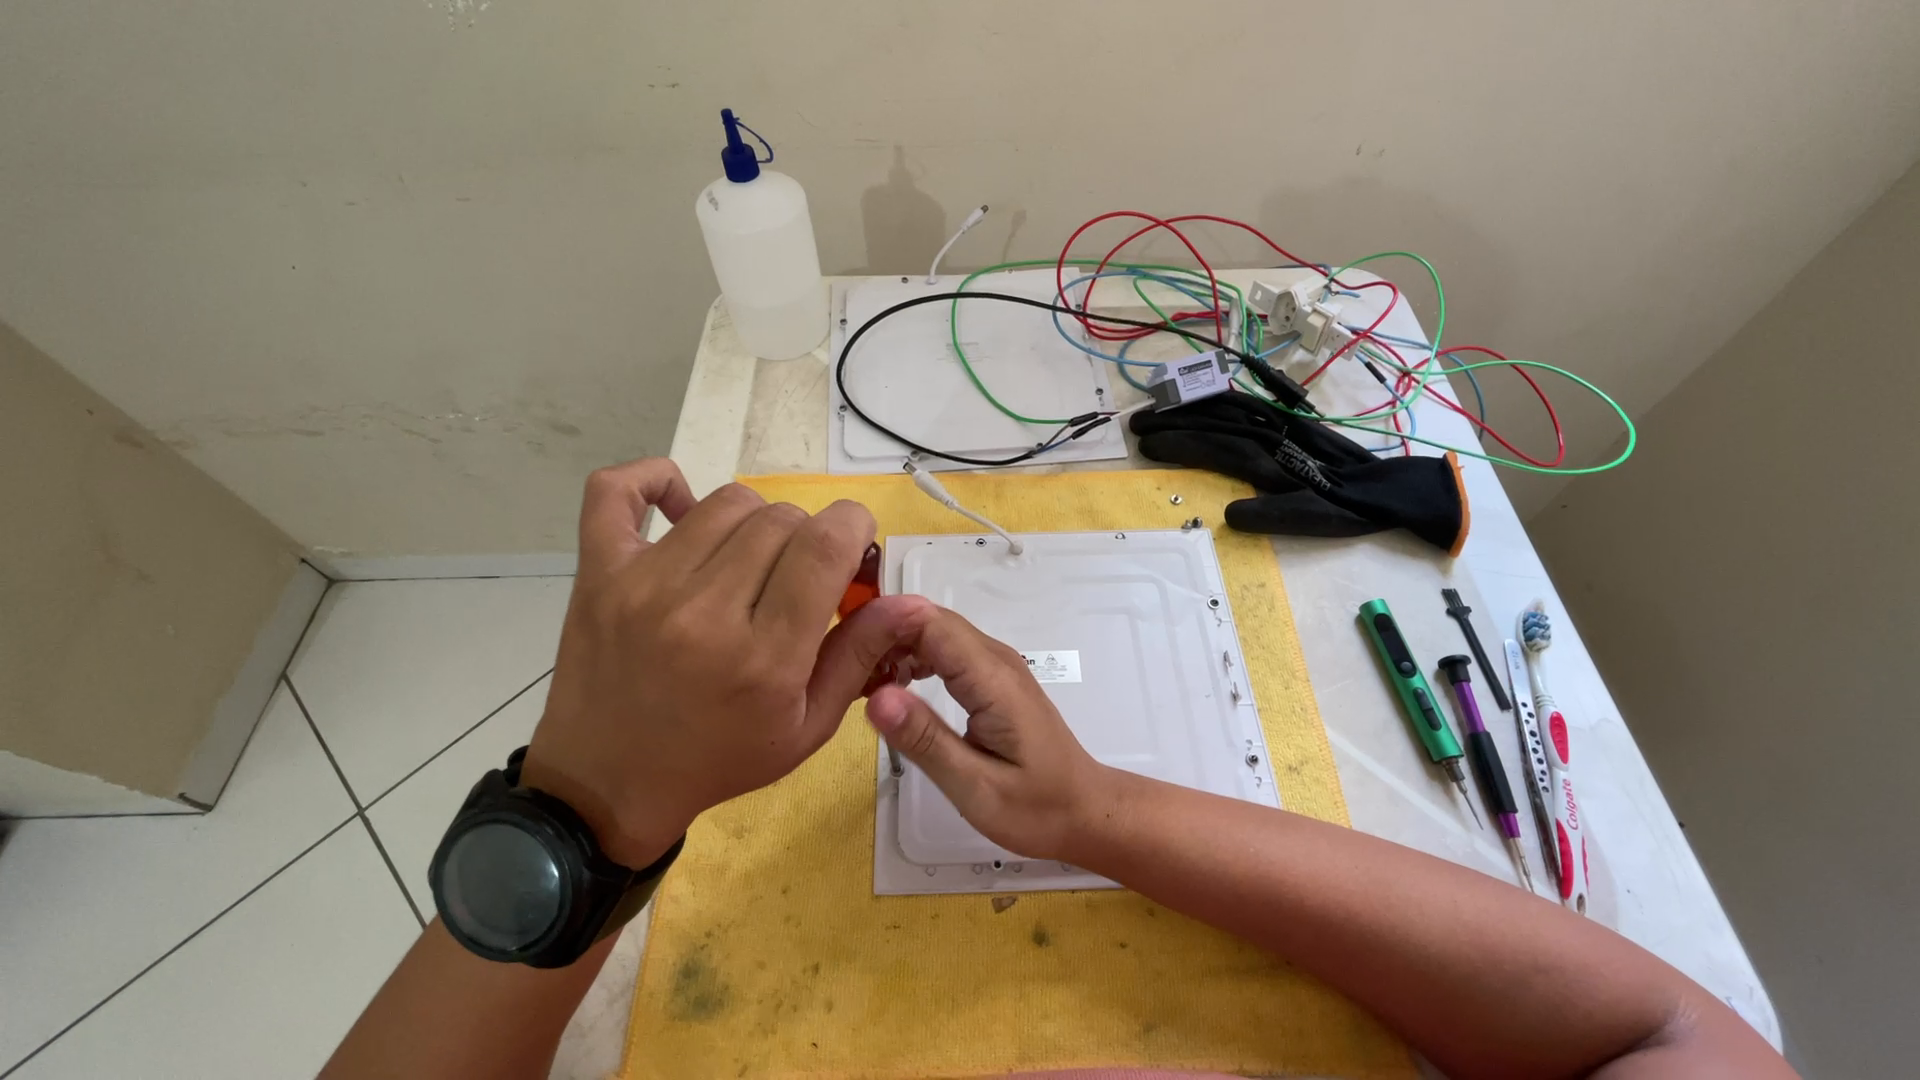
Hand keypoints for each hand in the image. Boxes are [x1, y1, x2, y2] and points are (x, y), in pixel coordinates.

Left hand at [523, 459, 908, 866]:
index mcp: (764, 656)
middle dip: (808, 535)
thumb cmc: (720, 760)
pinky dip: (654, 480)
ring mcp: (643, 585)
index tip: (854, 543)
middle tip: (796, 574)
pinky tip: (682, 507)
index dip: (854, 525)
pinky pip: (616, 490)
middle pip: (782, 518)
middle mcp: (705, 610)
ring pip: (726, 502)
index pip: (825, 544)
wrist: (609, 784)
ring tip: (748, 559)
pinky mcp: (598, 573)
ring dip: (753, 521)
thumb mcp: (808, 726)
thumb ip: (860, 656)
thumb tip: (913, 601)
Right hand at [863, 602, 1117, 861]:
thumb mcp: (974, 788)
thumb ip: (926, 741)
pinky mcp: (993, 678)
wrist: (1084, 812)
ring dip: (895, 646)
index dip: (882, 625)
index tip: (841, 651)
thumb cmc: (1036, 808)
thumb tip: (875, 698)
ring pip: (936, 632)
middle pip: (929, 621)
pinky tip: (894, 688)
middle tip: (841, 671)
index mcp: (991, 679)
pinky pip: (947, 650)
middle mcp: (996, 659)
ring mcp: (997, 665)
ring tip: (860, 682)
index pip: (929, 623)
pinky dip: (915, 658)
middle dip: (882, 634)